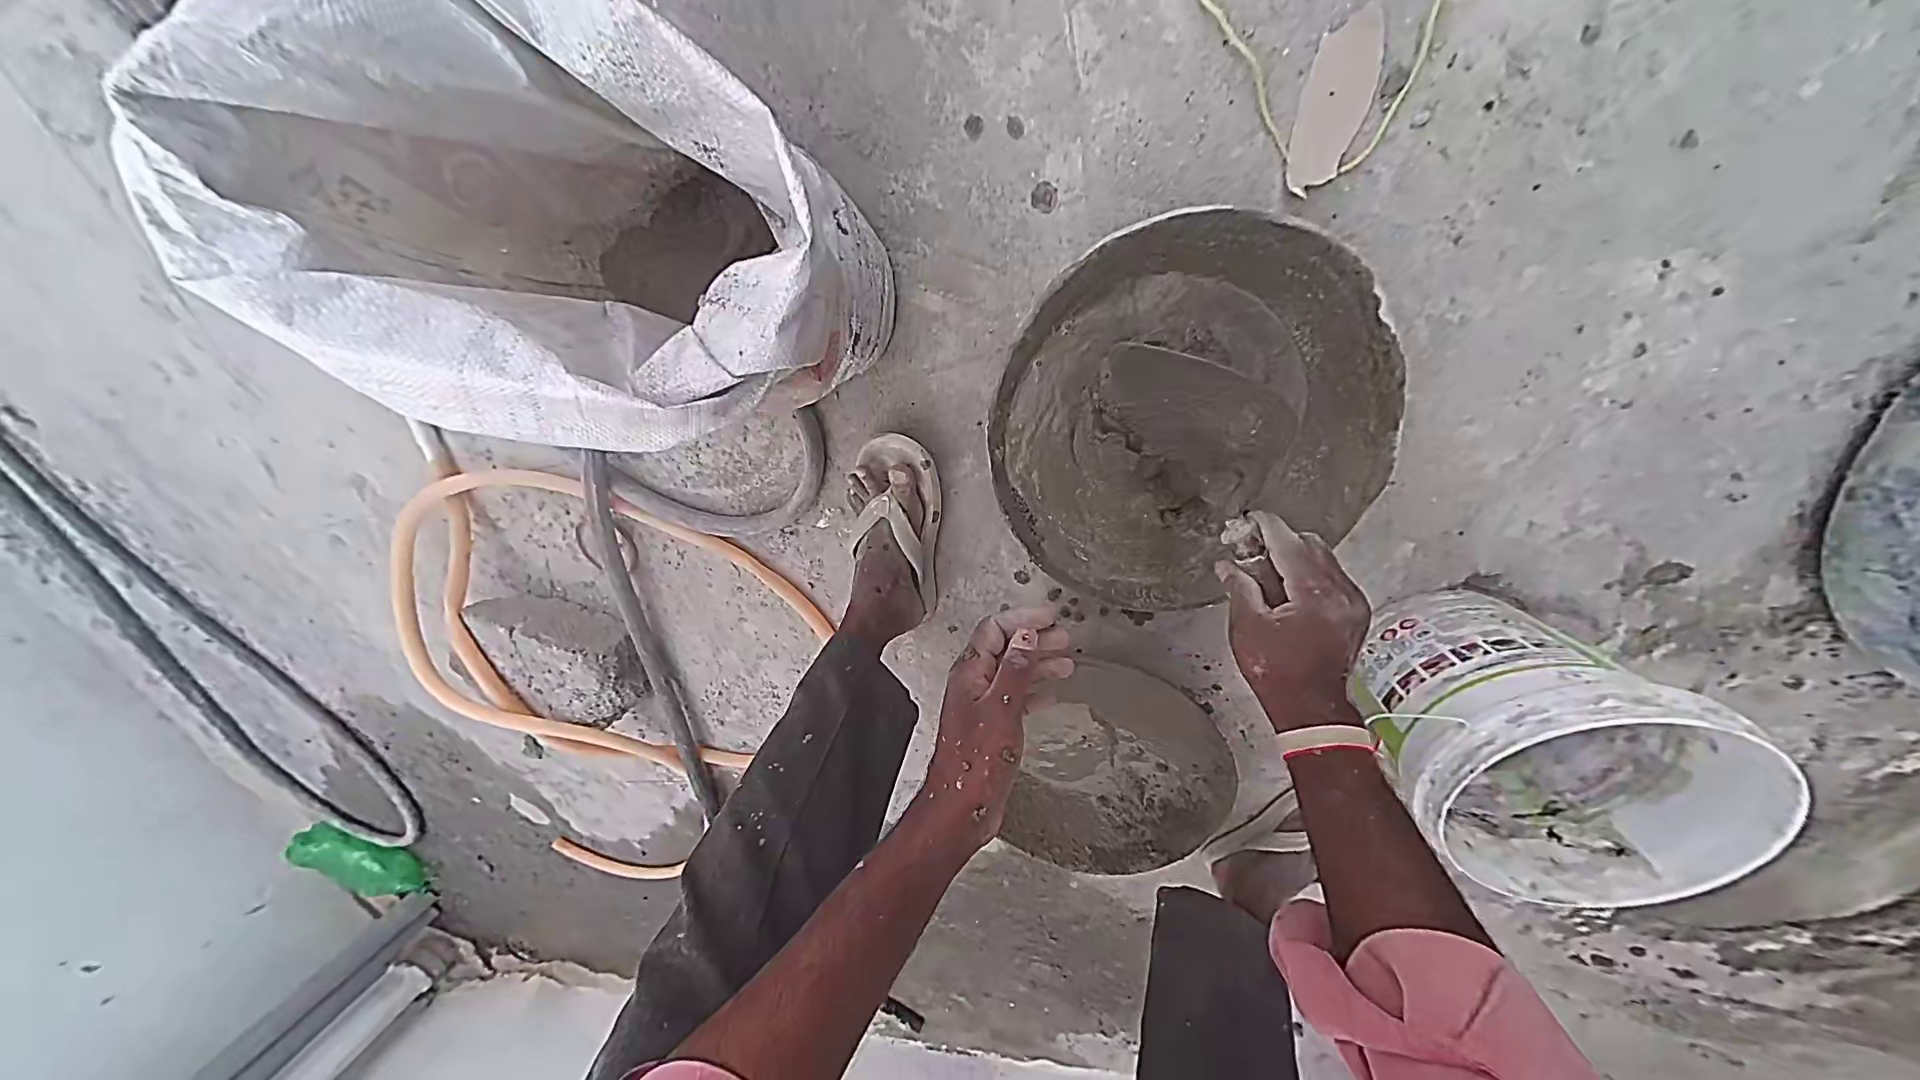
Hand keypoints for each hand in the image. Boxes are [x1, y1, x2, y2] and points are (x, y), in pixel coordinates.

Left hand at [918, 608, 1073, 849]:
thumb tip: (1026, 636)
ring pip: (1012, 672)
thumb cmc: (974, 764)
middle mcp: (973, 685)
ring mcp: (982, 705)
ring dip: (1038, 663)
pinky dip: (1034, 689)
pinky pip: (1015, 697)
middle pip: (1005, 648)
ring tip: (1065, 661)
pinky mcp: (991, 726)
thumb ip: (1015, 670)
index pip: (994, 629)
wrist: (962, 807)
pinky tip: (1050, 693)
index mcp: (969, 673)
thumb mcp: (1001, 709)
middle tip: (1063, 636)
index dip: (1022, 618)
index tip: (1049, 617)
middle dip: (1034, 638)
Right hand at [1214, 511, 1370, 732]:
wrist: (1310, 709)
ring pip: (1322, 560)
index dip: (1266, 526)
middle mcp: (1341, 593)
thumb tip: (1228, 566)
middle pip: (1309, 546)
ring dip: (1292, 558)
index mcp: (1315, 593)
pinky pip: (1330, 578)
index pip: (1289, 543)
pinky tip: (1282, 588)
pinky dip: (1306, 574)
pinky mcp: (1353, 614)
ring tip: (1261, 571)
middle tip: (1247, 548)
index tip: (1249, 519)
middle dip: (1277, 542)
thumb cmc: (1277, 673)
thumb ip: (1240, 588)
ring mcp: (1352, 603)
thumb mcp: (1247, 626)